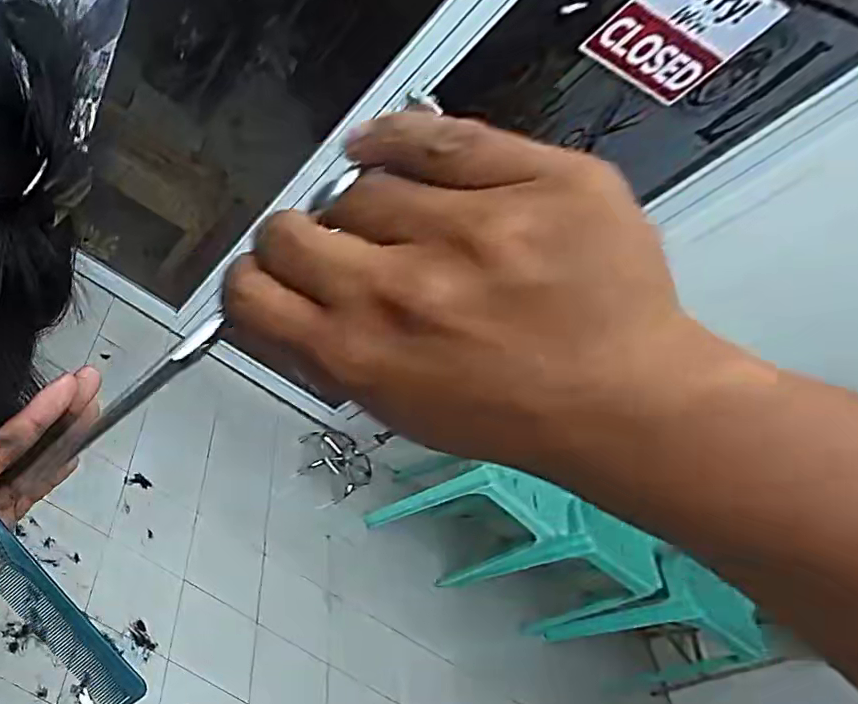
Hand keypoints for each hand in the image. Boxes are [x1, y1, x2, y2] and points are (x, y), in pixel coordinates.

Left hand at [0, 367, 101, 655]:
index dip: (33, 416)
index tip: (62, 389)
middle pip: (20, 444)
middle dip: (55, 413)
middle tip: (87, 383)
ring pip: (31, 465)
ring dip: (60, 438)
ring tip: (89, 411)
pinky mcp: (4, 527)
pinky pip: (31, 494)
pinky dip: (51, 475)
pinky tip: (70, 456)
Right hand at [224, 109, 761, 469]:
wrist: (611, 397)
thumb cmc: (489, 413)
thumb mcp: (384, 404)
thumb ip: (319, 355)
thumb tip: (271, 307)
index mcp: (353, 352)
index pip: (251, 293)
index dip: (246, 282)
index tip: (264, 280)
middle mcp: (395, 290)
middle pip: (287, 232)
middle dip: (289, 240)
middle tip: (316, 247)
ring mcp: (467, 229)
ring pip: (356, 187)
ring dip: (356, 207)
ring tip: (384, 222)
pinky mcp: (534, 181)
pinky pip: (436, 136)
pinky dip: (392, 137)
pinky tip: (375, 146)